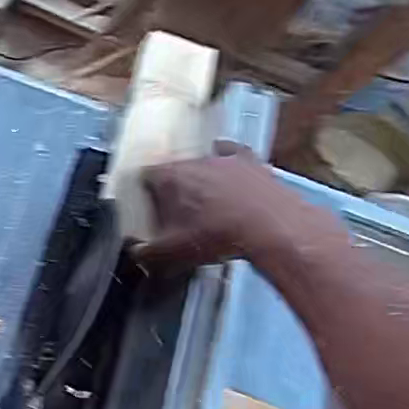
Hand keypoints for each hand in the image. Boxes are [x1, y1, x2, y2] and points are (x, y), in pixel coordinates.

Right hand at [135, 141, 323, 267]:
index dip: (143, 192)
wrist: (272, 227)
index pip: (144, 176)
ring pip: (202, 163)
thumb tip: (136, 251)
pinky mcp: (252, 160)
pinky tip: (227, 177)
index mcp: (167, 177)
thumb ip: (146, 252)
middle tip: (174, 209)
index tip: (147, 206)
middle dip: (171, 186)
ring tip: (203, 202)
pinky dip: (226, 166)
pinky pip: (232, 157)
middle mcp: (193, 159)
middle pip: (173, 169)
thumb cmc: (215, 236)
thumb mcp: (171, 253)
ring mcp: (224, 156)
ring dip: (199, 179)